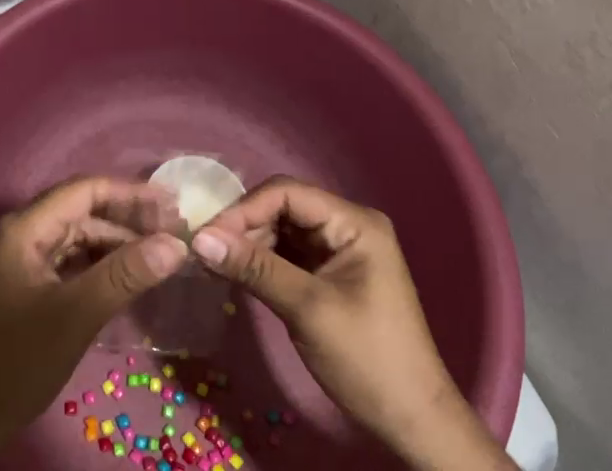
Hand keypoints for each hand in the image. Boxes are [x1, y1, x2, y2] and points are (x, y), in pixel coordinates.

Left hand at [0, 177, 186, 469]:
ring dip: (116, 245)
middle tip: (176, 235)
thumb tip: (176, 243)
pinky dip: (99, 267)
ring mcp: (18, 262)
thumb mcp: (75, 316)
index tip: (175, 207)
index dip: (132, 195)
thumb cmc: (14, 361)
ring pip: (76, 239)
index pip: (84, 191)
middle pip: (81, 212)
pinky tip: (127, 281)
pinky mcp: (22, 288)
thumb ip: (125, 275)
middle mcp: (18, 235)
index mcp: (23, 229)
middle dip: (128, 220)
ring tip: (160, 258)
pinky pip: (67, 264)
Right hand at [191, 177, 512, 470]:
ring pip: (281, 231)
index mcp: (354, 223)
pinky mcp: (328, 276)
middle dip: (243, 226)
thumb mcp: (307, 309)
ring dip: (248, 245)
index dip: (244, 208)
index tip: (206, 235)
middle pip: (283, 208)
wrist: (411, 418)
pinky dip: (260, 262)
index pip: (287, 193)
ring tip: (212, 264)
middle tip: (203, 252)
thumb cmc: (367, 358)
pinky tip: (234, 274)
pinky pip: (287, 255)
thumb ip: (255, 268)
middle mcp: (346, 227)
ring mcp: (338, 252)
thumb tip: (200, 239)